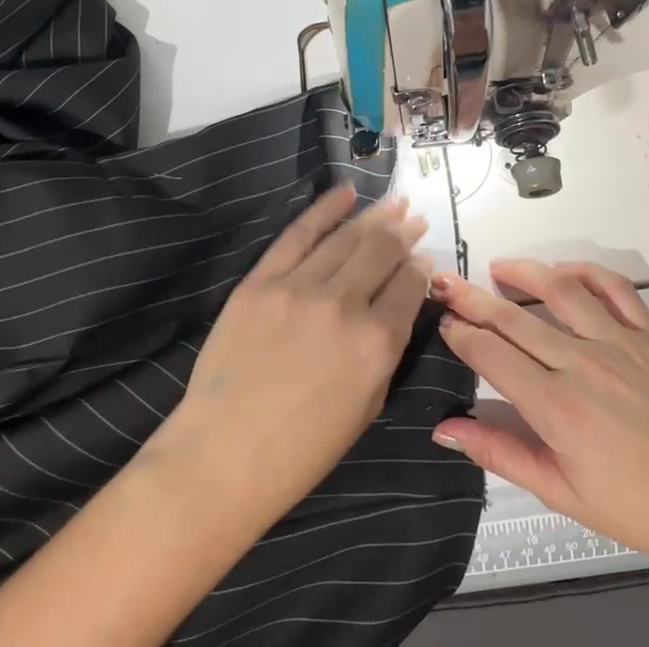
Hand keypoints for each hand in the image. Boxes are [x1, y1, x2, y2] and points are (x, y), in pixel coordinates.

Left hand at [145, 185, 431, 517]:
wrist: (225, 455)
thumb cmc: (305, 448)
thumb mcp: (369, 404)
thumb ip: (388, 349)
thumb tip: (400, 304)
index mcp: (377, 342)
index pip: (410, 284)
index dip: (420, 267)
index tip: (423, 258)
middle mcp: (343, 304)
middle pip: (381, 251)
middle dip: (403, 232)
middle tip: (414, 219)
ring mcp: (297, 288)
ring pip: (346, 237)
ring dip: (374, 216)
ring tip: (392, 203)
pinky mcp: (259, 282)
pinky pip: (298, 234)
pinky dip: (324, 210)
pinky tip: (346, 194)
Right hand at [431, 259, 648, 566]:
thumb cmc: (638, 508)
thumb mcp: (562, 492)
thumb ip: (500, 453)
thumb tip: (446, 428)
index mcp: (556, 408)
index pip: (492, 354)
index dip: (461, 334)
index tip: (443, 322)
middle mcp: (583, 364)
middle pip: (514, 317)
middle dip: (473, 297)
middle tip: (446, 282)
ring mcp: (621, 343)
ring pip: (561, 290)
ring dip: (524, 272)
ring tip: (498, 267)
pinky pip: (615, 288)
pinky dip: (585, 272)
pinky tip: (563, 272)